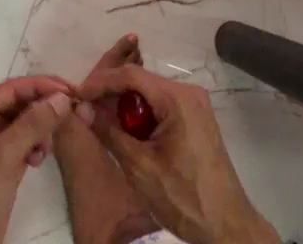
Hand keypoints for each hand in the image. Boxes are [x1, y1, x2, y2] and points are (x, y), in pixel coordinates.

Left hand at [0, 76, 74, 243]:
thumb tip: (62, 97)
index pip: (11, 89)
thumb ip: (32, 124)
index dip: (40, 86)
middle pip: (17, 105)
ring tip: (48, 146)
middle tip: (70, 113)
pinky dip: (33, 147)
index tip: (70, 90)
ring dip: (39, 130)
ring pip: (21, 125)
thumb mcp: (4, 157)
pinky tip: (40, 158)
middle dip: (42, 108)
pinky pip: (21, 145)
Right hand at [78, 65, 278, 243]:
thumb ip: (109, 132)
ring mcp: (195, 106)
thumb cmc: (183, 196)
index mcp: (178, 98)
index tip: (77, 96)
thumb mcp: (139, 166)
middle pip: (142, 82)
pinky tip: (126, 134)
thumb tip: (82, 109)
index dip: (100, 83)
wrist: (226, 225)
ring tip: (101, 123)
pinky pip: (162, 108)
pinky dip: (142, 118)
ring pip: (150, 95)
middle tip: (86, 111)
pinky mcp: (196, 120)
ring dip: (126, 108)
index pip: (131, 76)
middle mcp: (189, 93)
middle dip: (112, 95)